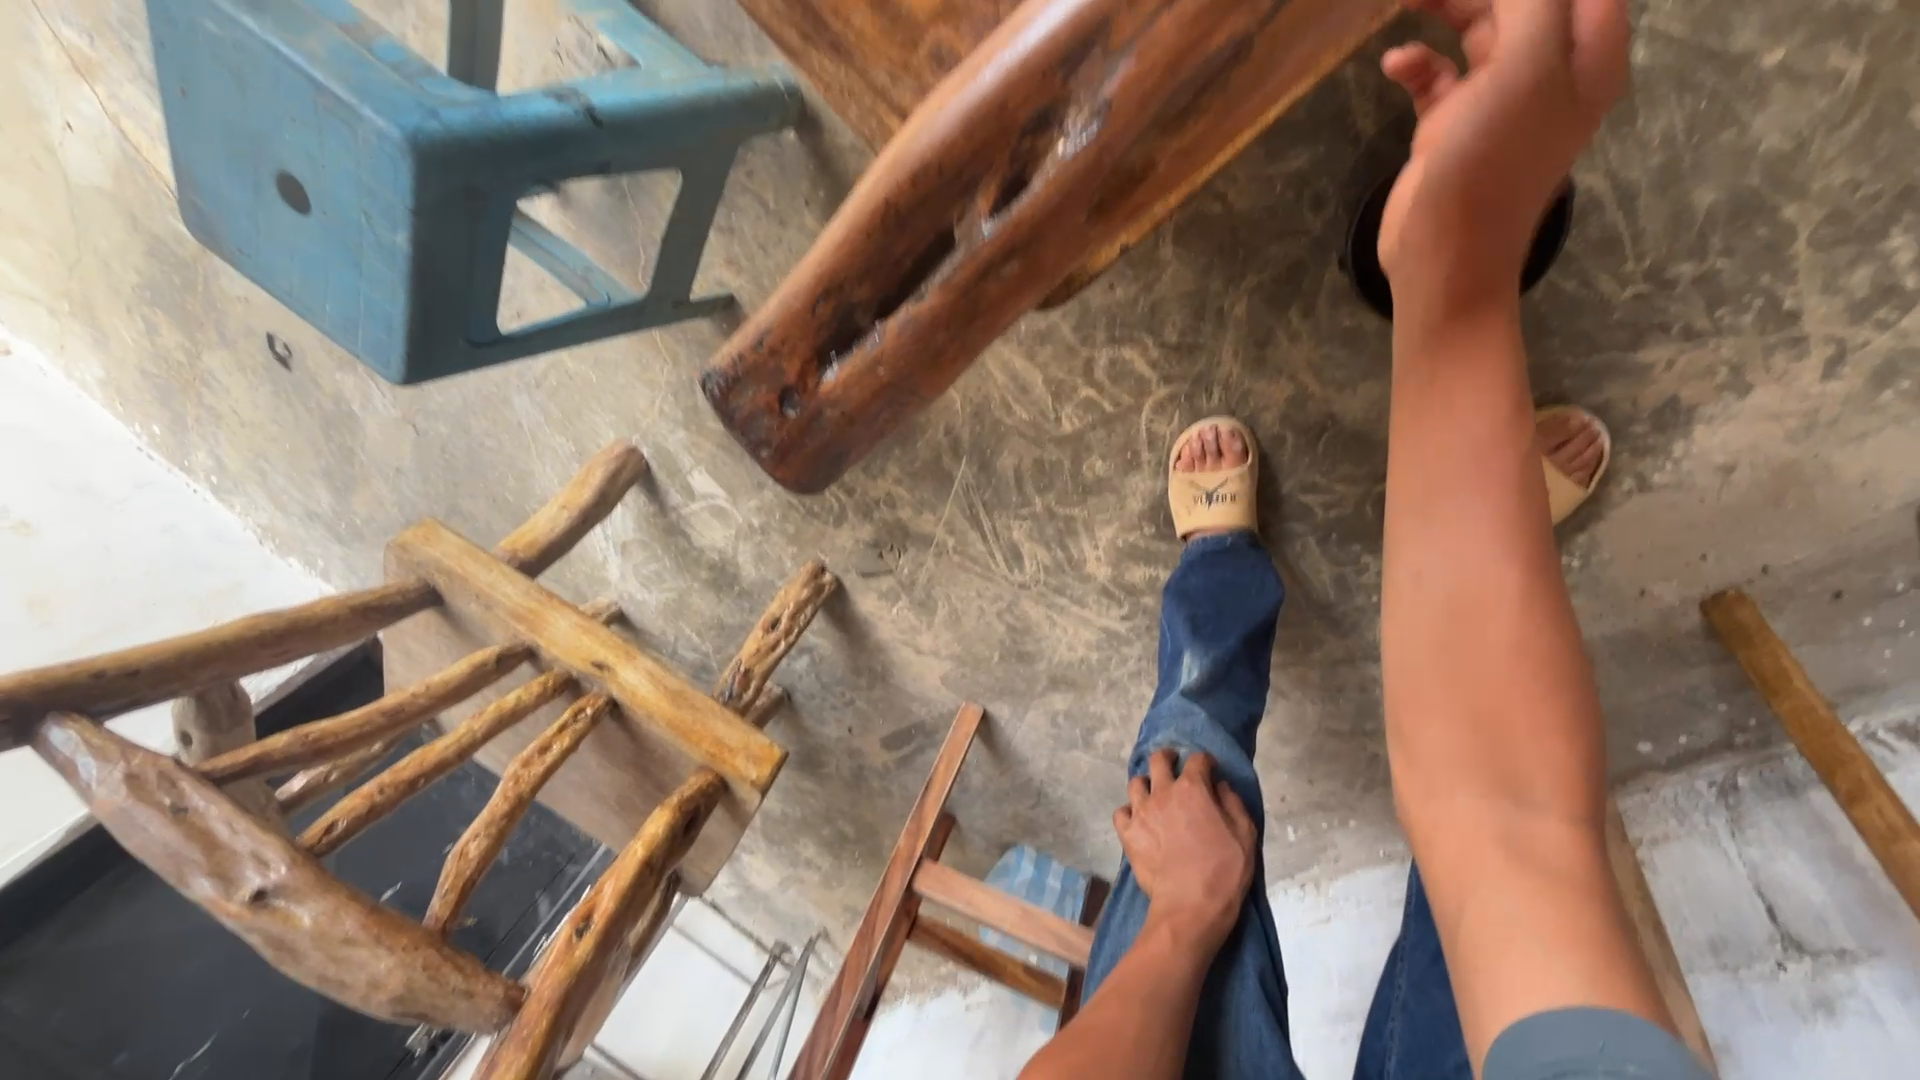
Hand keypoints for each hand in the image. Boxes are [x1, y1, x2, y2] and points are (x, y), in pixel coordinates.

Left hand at [1113, 750, 1257, 953]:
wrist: (1190, 906)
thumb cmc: (1224, 872)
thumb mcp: (1245, 835)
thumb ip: (1233, 804)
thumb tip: (1220, 786)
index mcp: (1192, 789)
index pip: (1197, 760)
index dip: (1205, 762)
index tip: (1210, 769)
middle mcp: (1162, 793)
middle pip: (1158, 760)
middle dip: (1168, 758)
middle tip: (1174, 765)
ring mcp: (1141, 812)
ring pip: (1136, 783)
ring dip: (1147, 784)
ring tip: (1154, 794)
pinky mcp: (1127, 833)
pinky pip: (1121, 812)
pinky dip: (1129, 812)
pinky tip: (1138, 820)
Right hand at [1378, 0, 1630, 320]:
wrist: (1445, 254)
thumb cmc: (1493, 161)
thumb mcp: (1526, 65)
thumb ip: (1529, 1)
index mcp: (1585, 53)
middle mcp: (1547, 71)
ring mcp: (1496, 102)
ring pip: (1476, 29)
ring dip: (1444, 8)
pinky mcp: (1449, 128)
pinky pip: (1436, 77)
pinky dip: (1416, 64)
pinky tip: (1393, 65)